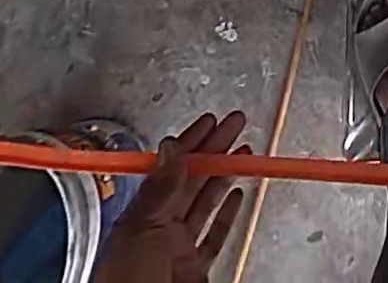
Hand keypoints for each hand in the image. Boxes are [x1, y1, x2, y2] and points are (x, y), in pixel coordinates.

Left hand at [94, 111, 250, 282]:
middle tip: (237, 122)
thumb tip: (171, 146)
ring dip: (226, 174)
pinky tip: (236, 194)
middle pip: (193, 180)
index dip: (192, 141)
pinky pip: (214, 238)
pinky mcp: (196, 275)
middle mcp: (161, 229)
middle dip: (216, 148)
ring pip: (207, 203)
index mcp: (143, 215)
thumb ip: (161, 189)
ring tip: (244, 151)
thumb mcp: (142, 232)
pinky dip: (227, 214)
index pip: (172, 167)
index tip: (212, 120)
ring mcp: (179, 252)